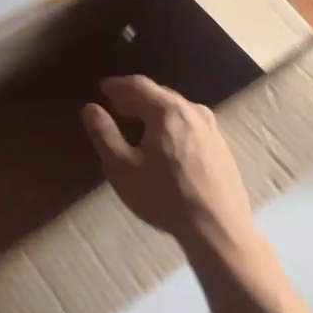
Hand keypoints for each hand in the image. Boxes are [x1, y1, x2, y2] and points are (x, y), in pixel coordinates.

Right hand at [83, 75, 255, 252]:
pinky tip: (166, 142)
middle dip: (136, 96)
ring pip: (178, 109)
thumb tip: (91, 108)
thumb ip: (104, 135)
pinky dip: (172, 123)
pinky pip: (190, 124)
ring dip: (155, 110)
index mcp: (168, 111)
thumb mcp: (122, 168)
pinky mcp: (221, 147)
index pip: (139, 85)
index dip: (118, 85)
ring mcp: (212, 129)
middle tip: (117, 105)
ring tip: (139, 122)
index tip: (102, 89)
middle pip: (161, 94)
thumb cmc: (164, 196)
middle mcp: (193, 112)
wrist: (217, 227)